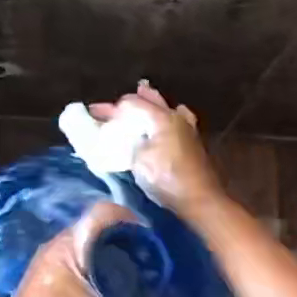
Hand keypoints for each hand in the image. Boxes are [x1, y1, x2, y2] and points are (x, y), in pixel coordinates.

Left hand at [0, 202, 172, 296]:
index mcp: (69, 247)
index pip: (101, 212)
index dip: (128, 215)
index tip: (147, 232)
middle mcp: (55, 245)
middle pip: (93, 225)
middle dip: (121, 233)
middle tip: (145, 250)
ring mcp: (46, 258)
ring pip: (82, 240)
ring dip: (106, 246)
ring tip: (131, 263)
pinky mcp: (42, 272)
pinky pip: (73, 252)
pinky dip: (92, 257)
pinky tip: (105, 278)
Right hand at [89, 81, 223, 215]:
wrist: (199, 199)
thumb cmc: (167, 178)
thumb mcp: (139, 161)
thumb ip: (130, 143)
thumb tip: (128, 138)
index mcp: (161, 117)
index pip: (132, 103)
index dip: (113, 108)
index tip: (96, 113)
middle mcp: (176, 117)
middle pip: (151, 101)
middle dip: (131, 101)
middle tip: (114, 105)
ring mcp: (188, 129)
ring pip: (166, 108)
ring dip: (151, 104)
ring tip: (141, 97)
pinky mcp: (193, 143)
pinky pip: (177, 120)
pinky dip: (166, 117)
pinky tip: (167, 121)